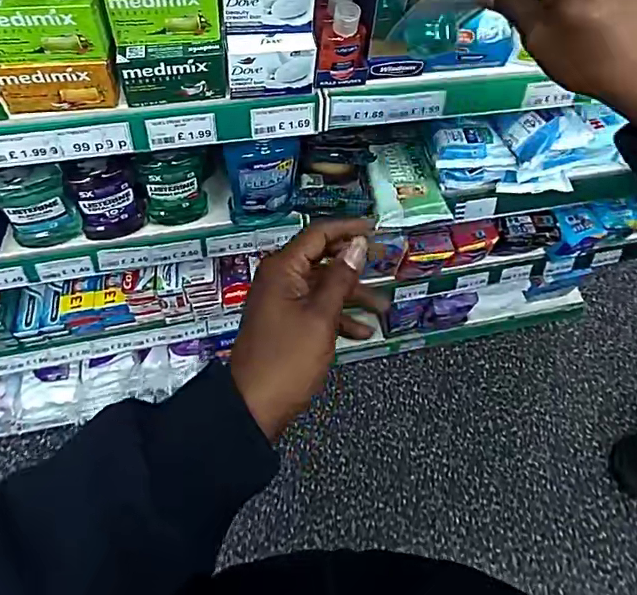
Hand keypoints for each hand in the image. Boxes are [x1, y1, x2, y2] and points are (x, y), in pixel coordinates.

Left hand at [228, 219, 388, 440]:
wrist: (253, 408)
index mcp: (283, 268)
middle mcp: (280, 278)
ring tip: (382, 307)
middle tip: (383, 264)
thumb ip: (341, 278)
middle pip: (322, 259)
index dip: (347, 228)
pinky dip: (338, 315)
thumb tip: (358, 245)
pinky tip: (361, 331)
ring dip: (352, 295)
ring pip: (323, 285)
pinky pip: (315, 307)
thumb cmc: (286, 359)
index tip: (373, 228)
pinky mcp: (285, 321)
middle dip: (354, 264)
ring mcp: (281, 300)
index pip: (318, 233)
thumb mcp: (321, 316)